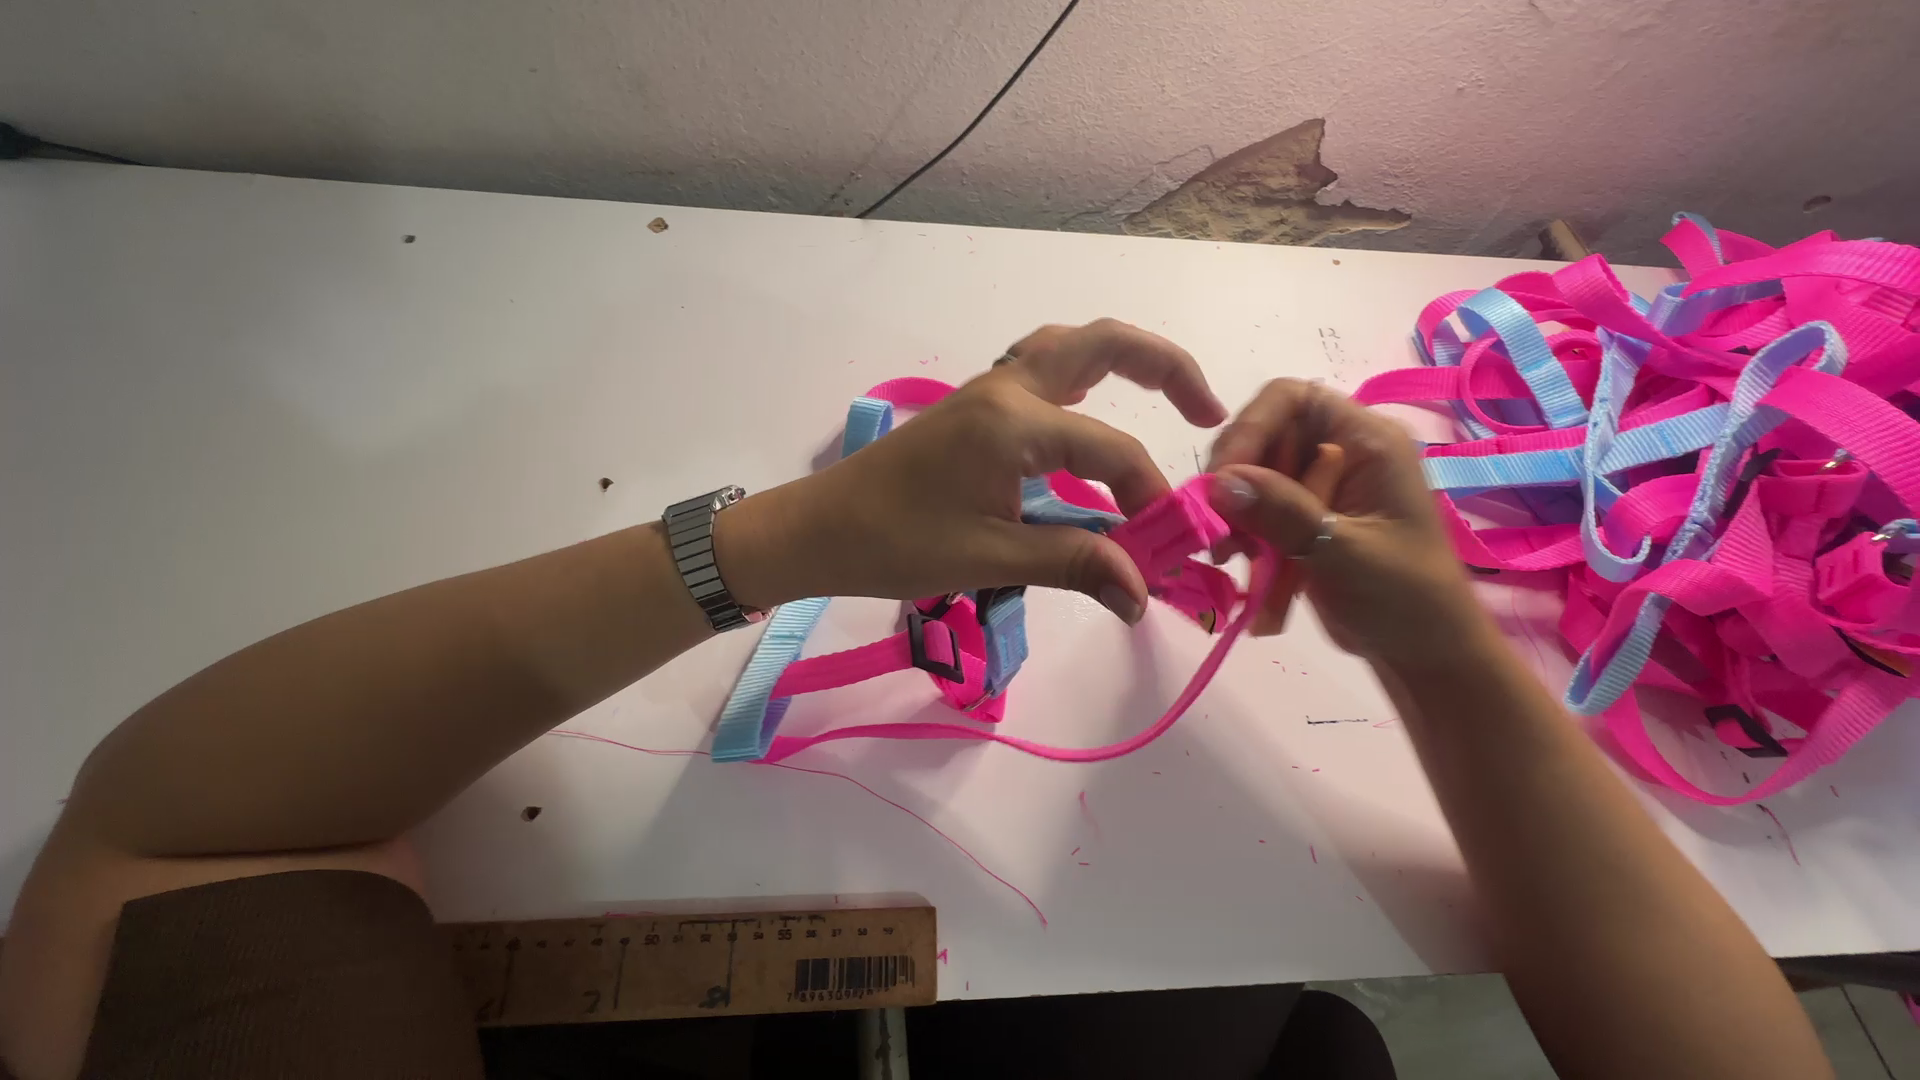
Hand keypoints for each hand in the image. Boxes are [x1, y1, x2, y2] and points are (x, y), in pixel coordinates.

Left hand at [723, 319, 1226, 620]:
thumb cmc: (892, 544)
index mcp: (1011, 421)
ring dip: (1123, 361)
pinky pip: (1042, 373)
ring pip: (1069, 348)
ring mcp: (987, 392)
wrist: (817, 529)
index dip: (1149, 500)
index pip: (1111, 451)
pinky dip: (1083, 383)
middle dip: (1165, 367)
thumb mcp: (987, 559)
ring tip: (1168, 398)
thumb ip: (1072, 565)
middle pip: (1100, 344)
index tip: (1167, 550)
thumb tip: (1141, 595)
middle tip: (1207, 411)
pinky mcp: (975, 409)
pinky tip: (1092, 421)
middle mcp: (1006, 389)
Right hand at [1204, 378, 1494, 665]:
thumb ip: (1284, 513)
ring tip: (1228, 554)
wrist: (1424, 653)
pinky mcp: (1303, 517)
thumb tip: (1220, 483)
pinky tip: (1237, 561)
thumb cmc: (1405, 599)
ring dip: (1232, 510)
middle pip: (1263, 436)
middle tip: (1219, 529)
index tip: (1222, 480)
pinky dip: (1239, 531)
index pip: (1291, 399)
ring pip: (1252, 474)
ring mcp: (1320, 485)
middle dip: (1235, 478)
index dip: (1249, 428)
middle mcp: (1340, 451)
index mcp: (1366, 441)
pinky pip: (1255, 507)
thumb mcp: (1345, 553)